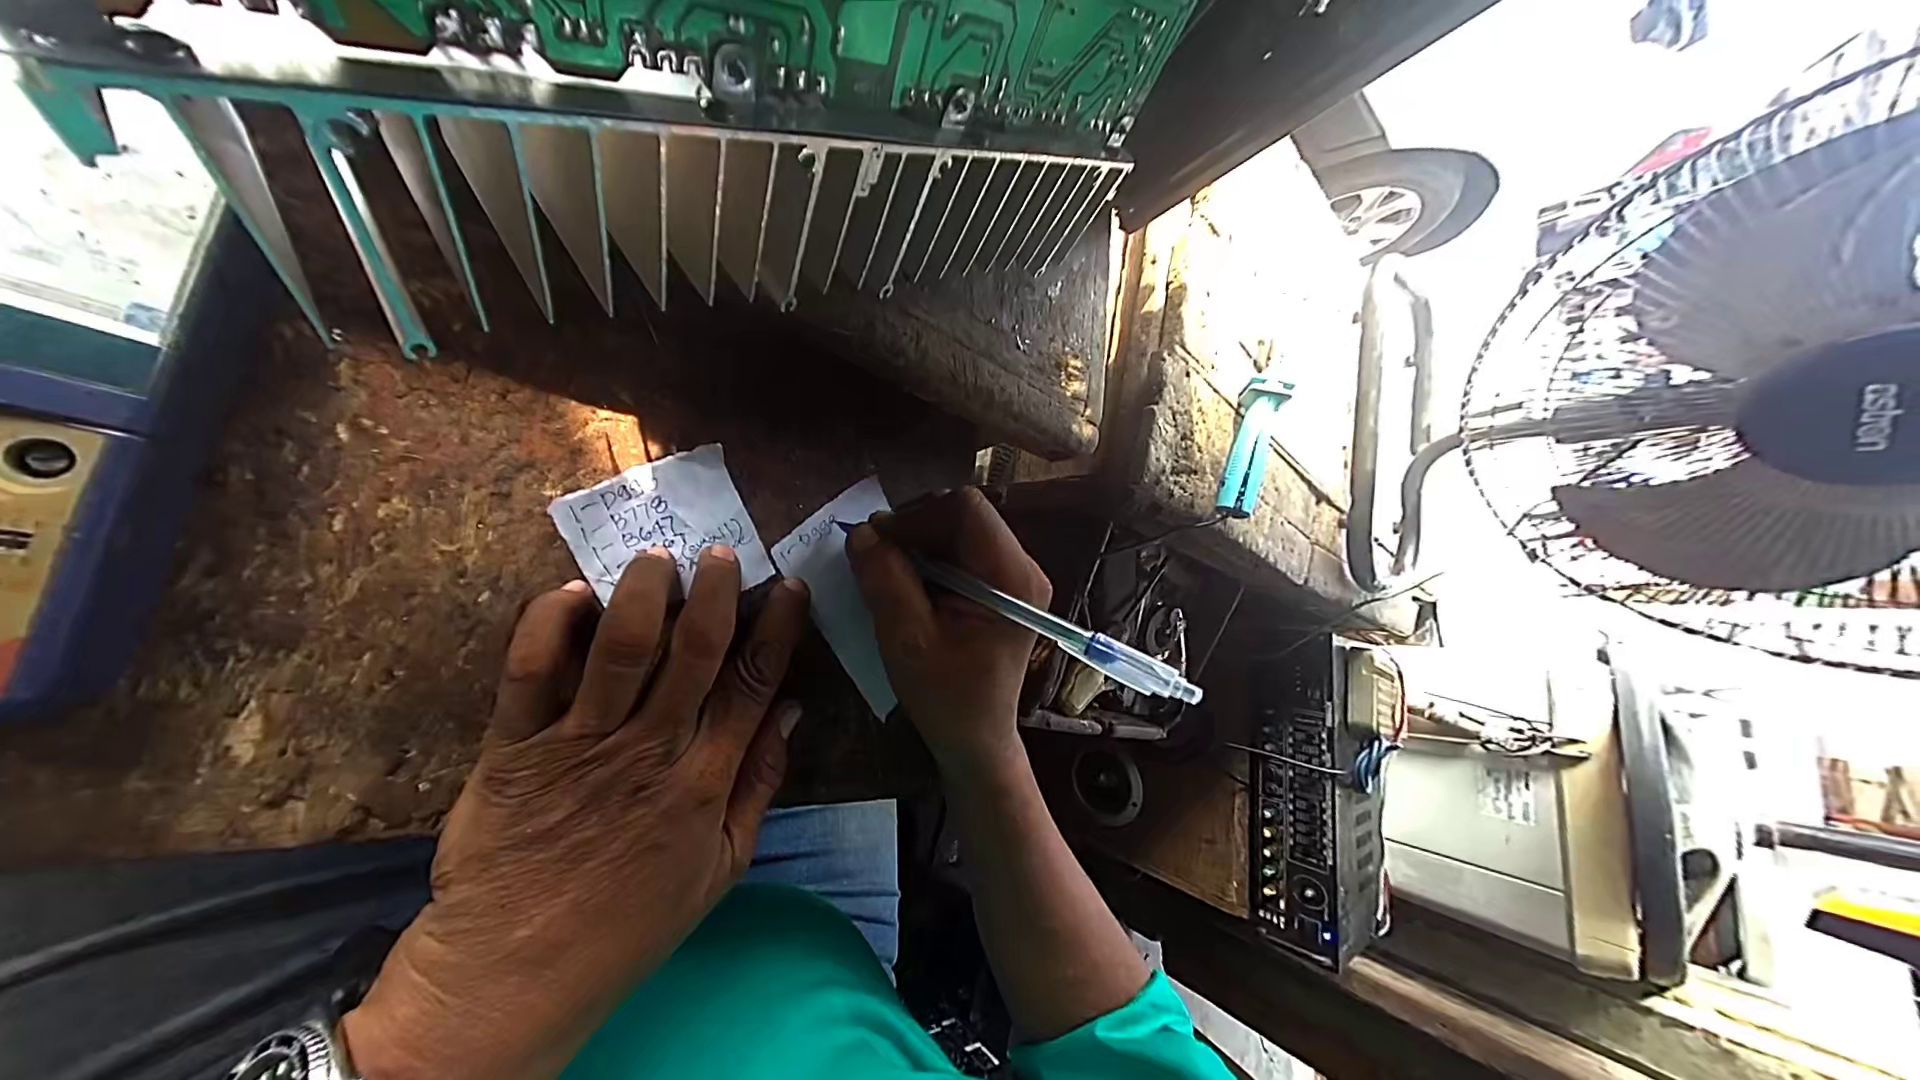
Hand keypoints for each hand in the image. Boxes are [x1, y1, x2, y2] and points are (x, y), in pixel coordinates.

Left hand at [341, 547, 808, 1079]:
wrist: (514, 972)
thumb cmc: (633, 917)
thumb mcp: (723, 864)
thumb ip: (760, 781)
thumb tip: (789, 709)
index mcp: (703, 780)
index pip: (752, 685)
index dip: (776, 630)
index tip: (788, 588)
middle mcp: (648, 750)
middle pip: (693, 654)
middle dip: (714, 594)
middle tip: (722, 553)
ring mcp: (577, 746)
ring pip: (620, 650)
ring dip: (643, 595)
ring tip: (659, 557)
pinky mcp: (512, 749)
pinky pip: (529, 674)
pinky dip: (548, 625)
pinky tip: (571, 593)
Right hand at [846, 488, 1050, 771]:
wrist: (976, 738)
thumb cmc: (947, 698)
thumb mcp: (907, 641)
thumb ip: (886, 582)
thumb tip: (863, 533)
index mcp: (1012, 579)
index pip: (967, 510)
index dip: (918, 514)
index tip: (878, 537)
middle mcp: (1022, 568)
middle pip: (965, 515)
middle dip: (916, 526)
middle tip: (876, 550)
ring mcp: (1015, 576)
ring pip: (961, 529)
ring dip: (920, 541)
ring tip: (887, 566)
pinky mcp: (1002, 585)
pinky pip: (962, 550)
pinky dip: (929, 556)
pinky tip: (907, 578)